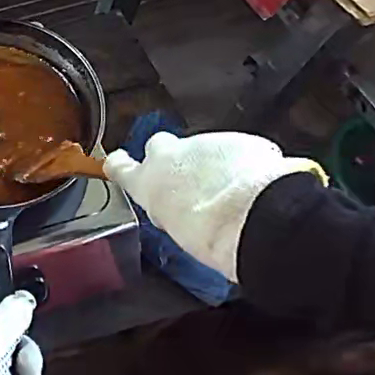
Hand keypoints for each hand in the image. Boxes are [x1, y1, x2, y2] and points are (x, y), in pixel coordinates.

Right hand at [104, 131, 325, 280]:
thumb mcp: (176, 228)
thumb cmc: (210, 234)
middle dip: (172, 159)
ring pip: (202, 149)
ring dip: (212, 165)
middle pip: (160, 146)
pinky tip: (254, 187)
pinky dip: (242, 164)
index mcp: (145, 181)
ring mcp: (202, 144)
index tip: (120, 163)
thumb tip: (180, 211)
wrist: (255, 217)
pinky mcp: (237, 140)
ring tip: (231, 194)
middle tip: (188, 181)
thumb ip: (170, 209)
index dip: (121, 164)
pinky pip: (236, 150)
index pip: (119, 166)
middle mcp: (168, 156)